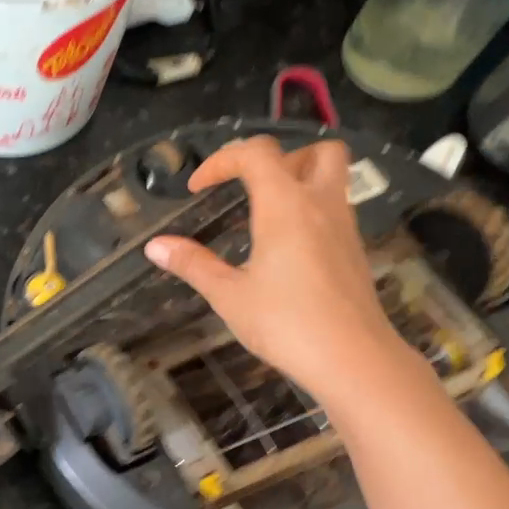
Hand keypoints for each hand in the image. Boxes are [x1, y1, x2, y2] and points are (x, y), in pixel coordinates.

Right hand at [144, 136, 412, 403]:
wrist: (351, 357)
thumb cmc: (285, 323)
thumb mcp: (228, 295)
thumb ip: (193, 264)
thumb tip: (155, 246)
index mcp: (285, 207)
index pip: (256, 155)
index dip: (222, 160)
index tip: (197, 188)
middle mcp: (320, 204)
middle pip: (313, 151)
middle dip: (277, 158)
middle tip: (248, 187)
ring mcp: (343, 226)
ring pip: (331, 177)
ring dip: (298, 180)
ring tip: (264, 213)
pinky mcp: (353, 249)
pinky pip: (333, 208)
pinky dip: (308, 210)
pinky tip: (285, 247)